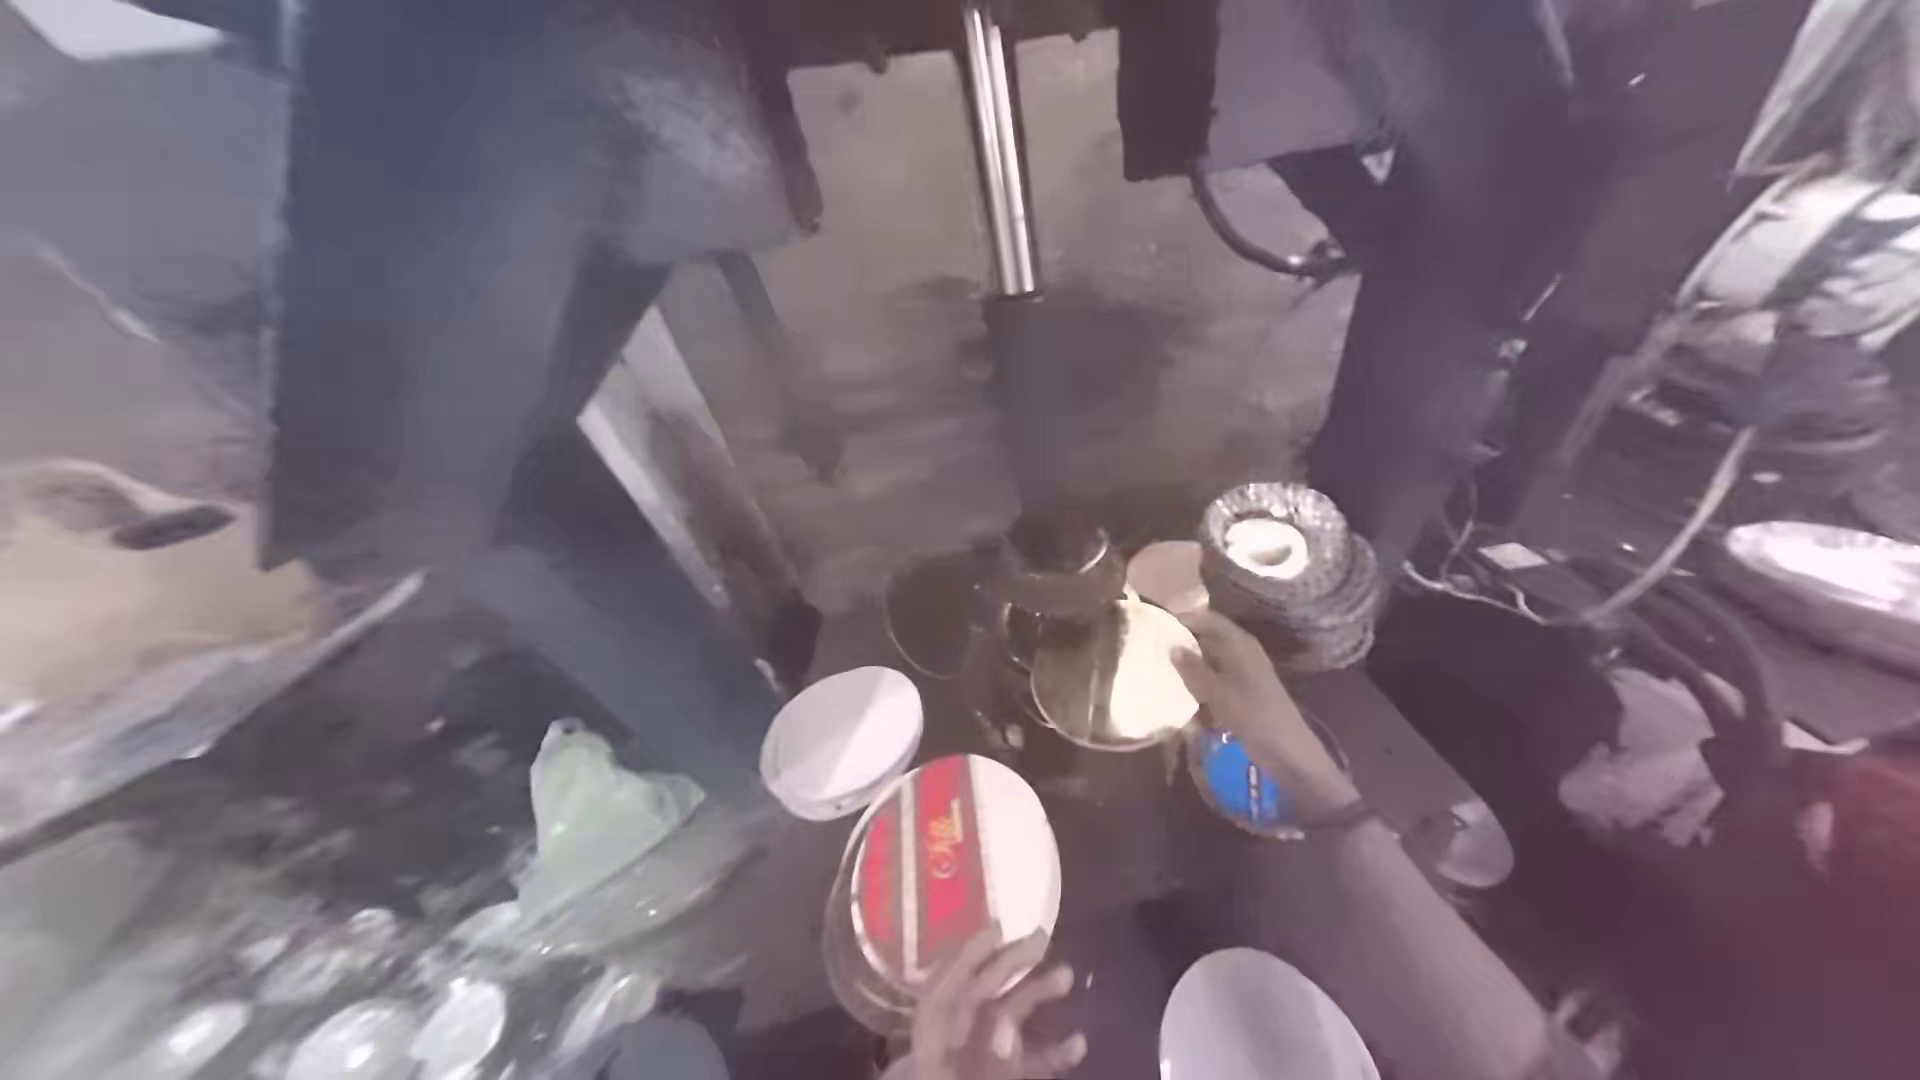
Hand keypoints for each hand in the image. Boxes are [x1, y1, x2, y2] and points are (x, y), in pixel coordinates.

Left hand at [885, 929, 1086, 1079]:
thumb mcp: (975, 1079)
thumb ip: (990, 1067)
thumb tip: (1006, 1024)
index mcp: (931, 1057)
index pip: (944, 993)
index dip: (966, 956)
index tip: (998, 926)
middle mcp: (945, 1057)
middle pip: (974, 1001)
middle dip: (1008, 968)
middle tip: (1042, 939)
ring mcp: (967, 1072)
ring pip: (998, 1030)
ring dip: (1033, 1003)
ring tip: (1069, 979)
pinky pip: (1015, 1071)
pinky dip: (1042, 1058)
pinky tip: (1076, 1048)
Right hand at [1175, 610, 1361, 821]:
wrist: (1286, 749)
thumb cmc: (1251, 713)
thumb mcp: (1215, 690)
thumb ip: (1192, 667)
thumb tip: (1173, 647)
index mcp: (1239, 644)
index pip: (1208, 619)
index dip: (1185, 618)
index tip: (1158, 623)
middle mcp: (1241, 652)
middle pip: (1209, 636)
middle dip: (1184, 639)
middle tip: (1155, 645)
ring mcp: (1243, 672)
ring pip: (1210, 658)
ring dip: (1190, 660)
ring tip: (1162, 664)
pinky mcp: (1241, 690)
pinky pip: (1214, 676)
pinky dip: (1198, 678)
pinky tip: (1180, 686)